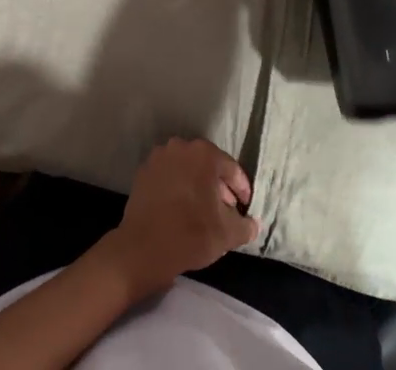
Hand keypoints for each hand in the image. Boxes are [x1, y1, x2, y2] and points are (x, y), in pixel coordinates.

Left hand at [94, 138, 259, 299]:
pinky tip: (183, 210)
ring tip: (206, 211)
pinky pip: (168, 177)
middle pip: (207, 165)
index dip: (242, 189)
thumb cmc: (192, 234)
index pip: (231, 169)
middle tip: (228, 209)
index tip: (245, 207)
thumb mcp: (229, 233)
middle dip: (219, 186)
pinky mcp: (142, 173)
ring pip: (186, 170)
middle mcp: (179, 148)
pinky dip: (179, 188)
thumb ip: (246, 225)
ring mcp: (157, 159)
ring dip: (198, 186)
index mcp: (203, 154)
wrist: (145, 247)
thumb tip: (253, 224)